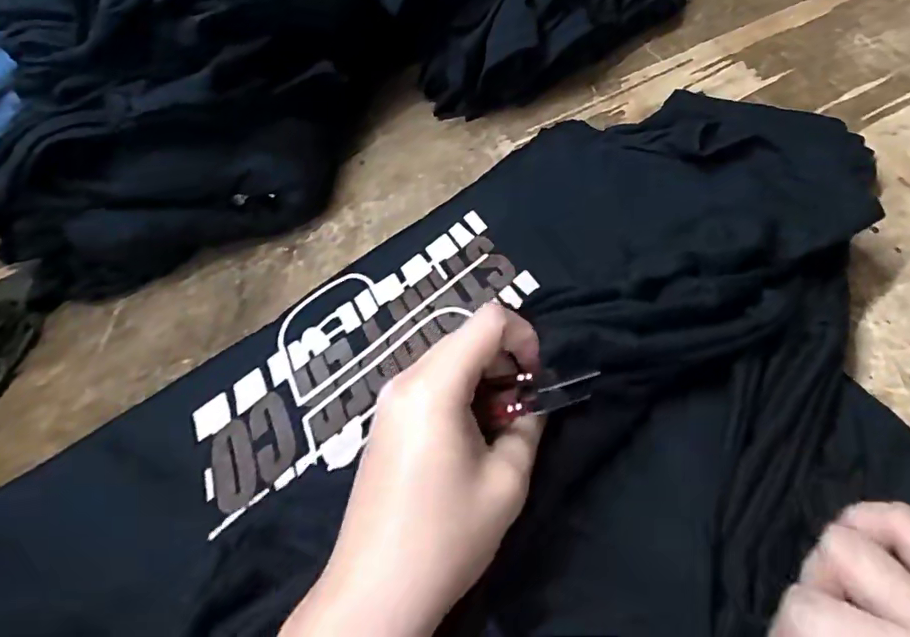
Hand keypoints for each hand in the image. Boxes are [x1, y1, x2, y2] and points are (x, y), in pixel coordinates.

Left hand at [282, 304, 543, 636]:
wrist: (374, 591)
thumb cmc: (445, 537)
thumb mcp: (506, 483)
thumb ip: (527, 427)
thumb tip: (531, 404)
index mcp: (434, 384)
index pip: (488, 318)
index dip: (524, 336)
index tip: (535, 380)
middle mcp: (406, 378)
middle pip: (467, 335)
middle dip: (504, 360)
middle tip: (520, 410)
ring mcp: (389, 397)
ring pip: (449, 357)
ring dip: (482, 377)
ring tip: (495, 428)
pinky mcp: (384, 417)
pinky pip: (430, 380)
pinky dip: (458, 390)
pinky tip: (466, 438)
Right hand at [771, 503, 909, 636]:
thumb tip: (787, 634)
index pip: (801, 620)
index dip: (778, 636)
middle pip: (807, 598)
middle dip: (797, 618)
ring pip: (842, 545)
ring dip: (827, 572)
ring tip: (840, 599)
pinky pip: (904, 521)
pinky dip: (868, 521)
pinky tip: (862, 546)